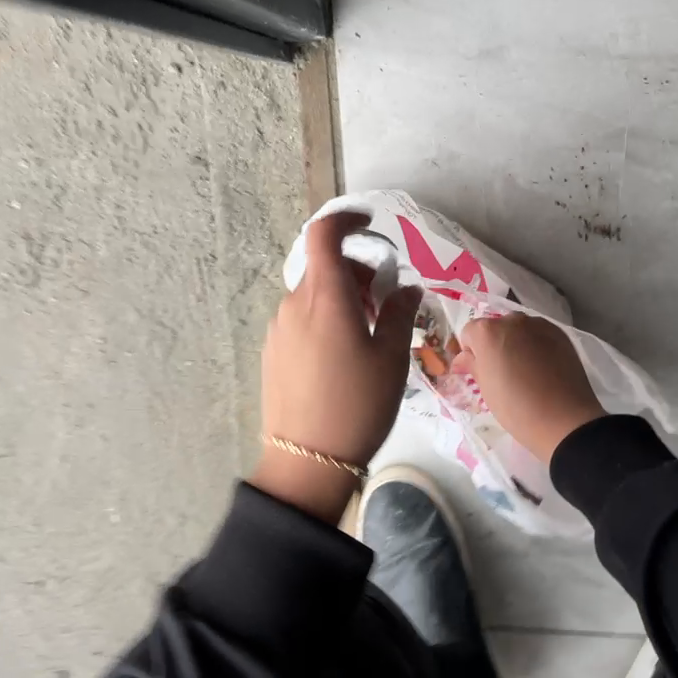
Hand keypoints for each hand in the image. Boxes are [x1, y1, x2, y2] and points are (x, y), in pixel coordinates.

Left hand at [250, 212, 421, 521]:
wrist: (305, 460)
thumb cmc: (357, 405)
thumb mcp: (391, 359)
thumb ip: (400, 314)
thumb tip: (405, 288)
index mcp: (325, 296)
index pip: (324, 233)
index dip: (345, 218)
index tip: (369, 223)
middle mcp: (295, 303)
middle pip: (323, 265)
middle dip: (355, 270)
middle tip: (382, 300)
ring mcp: (278, 327)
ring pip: (312, 293)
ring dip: (340, 296)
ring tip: (366, 333)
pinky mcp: (272, 350)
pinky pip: (300, 317)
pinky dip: (323, 317)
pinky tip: (341, 355)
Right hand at [459, 311, 605, 462]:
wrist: (564, 420)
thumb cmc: (516, 407)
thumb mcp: (486, 389)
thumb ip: (472, 365)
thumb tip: (463, 358)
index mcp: (486, 332)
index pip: (469, 333)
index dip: (471, 353)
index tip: (480, 372)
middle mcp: (512, 320)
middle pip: (494, 328)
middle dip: (493, 345)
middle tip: (502, 372)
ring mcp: (538, 325)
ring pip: (518, 329)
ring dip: (515, 343)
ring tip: (525, 370)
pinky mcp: (559, 333)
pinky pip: (539, 334)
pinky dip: (536, 345)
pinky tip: (542, 368)